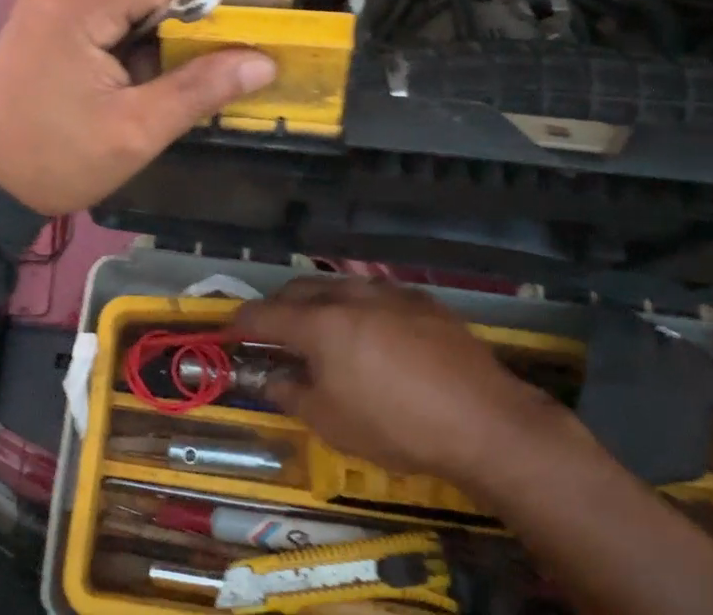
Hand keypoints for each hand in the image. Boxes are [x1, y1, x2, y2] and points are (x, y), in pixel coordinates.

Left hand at [0, 0, 276, 215]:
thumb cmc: (60, 161)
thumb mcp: (138, 130)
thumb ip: (199, 88)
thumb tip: (262, 61)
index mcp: (74, 5)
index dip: (196, 17)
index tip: (208, 61)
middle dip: (164, 34)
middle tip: (169, 86)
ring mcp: (35, 8)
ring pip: (113, 7)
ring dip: (138, 43)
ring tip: (137, 94)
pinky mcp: (29, 29)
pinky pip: (87, 20)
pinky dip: (110, 45)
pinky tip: (109, 87)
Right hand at [231, 278, 583, 486]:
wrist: (484, 421)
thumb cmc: (396, 426)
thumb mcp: (331, 423)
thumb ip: (292, 394)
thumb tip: (271, 379)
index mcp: (319, 324)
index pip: (265, 314)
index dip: (241, 322)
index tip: (229, 331)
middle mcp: (350, 297)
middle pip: (300, 289)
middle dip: (278, 305)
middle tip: (270, 329)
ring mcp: (390, 294)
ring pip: (339, 285)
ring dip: (318, 300)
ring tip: (318, 324)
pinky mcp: (424, 301)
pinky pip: (376, 294)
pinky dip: (358, 305)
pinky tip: (369, 329)